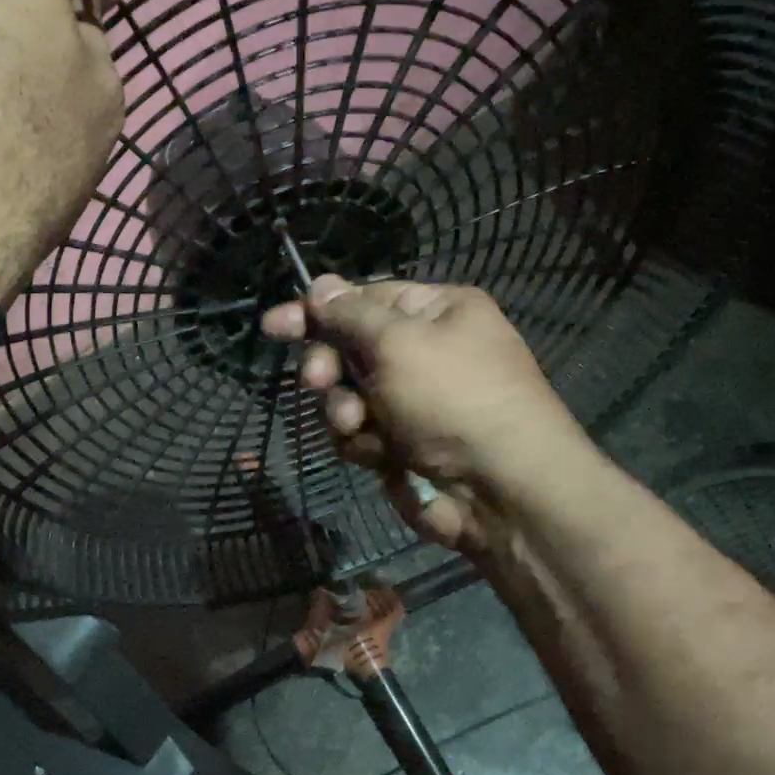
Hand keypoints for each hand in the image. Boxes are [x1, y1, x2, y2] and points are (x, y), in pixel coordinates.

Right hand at [261, 276, 594, 552]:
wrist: (500, 489)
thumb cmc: (453, 399)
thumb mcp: (398, 342)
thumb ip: (350, 314)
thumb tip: (319, 285)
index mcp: (438, 312)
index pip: (364, 300)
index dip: (317, 312)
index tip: (274, 326)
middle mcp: (426, 352)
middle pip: (349, 350)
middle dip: (331, 368)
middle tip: (319, 382)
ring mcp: (414, 402)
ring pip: (347, 397)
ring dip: (344, 412)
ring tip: (359, 425)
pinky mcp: (403, 445)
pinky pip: (359, 434)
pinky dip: (361, 443)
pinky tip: (379, 455)